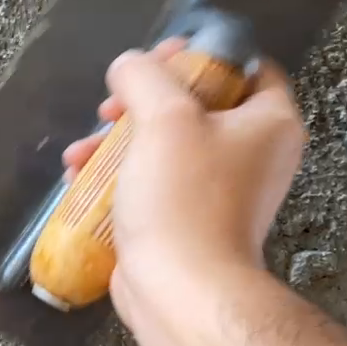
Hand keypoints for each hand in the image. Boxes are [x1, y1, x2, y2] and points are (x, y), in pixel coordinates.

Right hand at [60, 38, 306, 324]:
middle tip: (107, 111)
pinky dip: (118, 179)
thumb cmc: (181, 199)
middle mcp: (252, 155)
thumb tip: (128, 64)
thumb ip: (144, 78)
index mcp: (268, 122)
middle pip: (193, 109)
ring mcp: (218, 193)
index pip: (244, 68)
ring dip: (116, 144)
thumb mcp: (163, 120)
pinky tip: (80, 181)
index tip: (150, 66)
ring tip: (78, 154)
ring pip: (164, 149)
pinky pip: (152, 185)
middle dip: (139, 107)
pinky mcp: (185, 223)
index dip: (195, 58)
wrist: (178, 287)